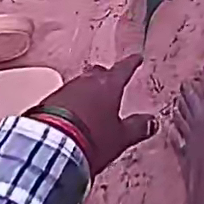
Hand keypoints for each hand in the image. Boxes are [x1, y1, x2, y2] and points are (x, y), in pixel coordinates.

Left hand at [32, 55, 157, 171]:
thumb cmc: (91, 140)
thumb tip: (152, 122)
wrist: (54, 146)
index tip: (136, 57)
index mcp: (108, 85)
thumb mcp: (120, 137)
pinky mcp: (51, 99)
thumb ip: (137, 127)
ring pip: (81, 83)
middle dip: (106, 75)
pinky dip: (73, 101)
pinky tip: (74, 113)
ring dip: (88, 90)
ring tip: (93, 103)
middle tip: (112, 81)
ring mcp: (67, 88)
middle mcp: (87, 81)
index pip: (123, 69)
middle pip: (99, 72)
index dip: (131, 63)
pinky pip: (66, 95)